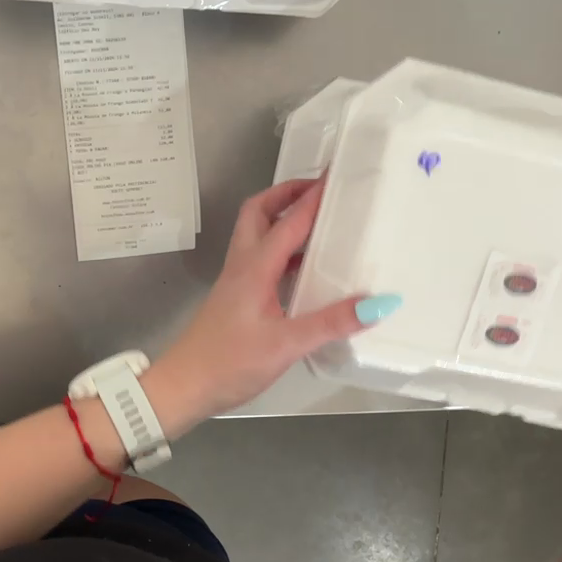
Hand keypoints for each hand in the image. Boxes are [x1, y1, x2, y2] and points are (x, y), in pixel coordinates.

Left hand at [144, 177, 386, 432]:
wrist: (183, 387)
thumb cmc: (228, 364)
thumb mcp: (285, 345)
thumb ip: (330, 323)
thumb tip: (378, 303)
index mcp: (254, 269)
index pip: (288, 222)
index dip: (313, 197)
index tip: (339, 174)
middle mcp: (242, 268)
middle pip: (259, 214)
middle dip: (287, 195)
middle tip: (320, 191)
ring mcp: (236, 284)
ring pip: (258, 238)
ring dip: (285, 223)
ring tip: (322, 226)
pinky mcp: (236, 301)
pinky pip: (261, 263)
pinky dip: (284, 255)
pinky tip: (306, 272)